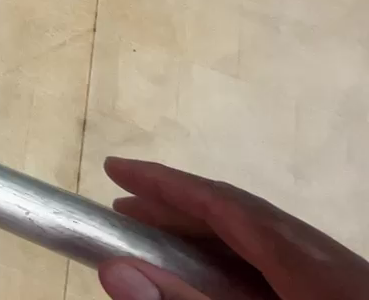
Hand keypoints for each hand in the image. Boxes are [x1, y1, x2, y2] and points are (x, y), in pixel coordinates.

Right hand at [97, 157, 368, 299]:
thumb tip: (114, 270)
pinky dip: (245, 269)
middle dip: (184, 212)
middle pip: (255, 224)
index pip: (234, 207)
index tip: (114, 170)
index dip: (169, 184)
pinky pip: (298, 279)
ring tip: (162, 247)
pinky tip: (218, 286)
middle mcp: (349, 275)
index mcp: (326, 275)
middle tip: (126, 215)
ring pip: (279, 252)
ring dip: (213, 241)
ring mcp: (358, 296)